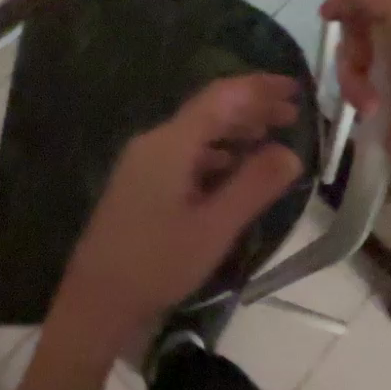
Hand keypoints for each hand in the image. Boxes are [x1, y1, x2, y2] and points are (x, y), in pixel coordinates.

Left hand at [56, 74, 303, 350]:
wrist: (95, 302)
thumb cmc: (156, 264)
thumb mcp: (214, 228)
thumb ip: (254, 186)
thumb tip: (292, 152)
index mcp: (170, 143)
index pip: (221, 97)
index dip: (259, 87)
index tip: (295, 89)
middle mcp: (154, 142)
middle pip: (209, 110)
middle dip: (252, 107)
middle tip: (292, 113)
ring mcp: (143, 162)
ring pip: (197, 132)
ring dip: (235, 129)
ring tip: (272, 135)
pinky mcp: (140, 183)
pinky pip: (185, 153)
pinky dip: (216, 151)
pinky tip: (234, 165)